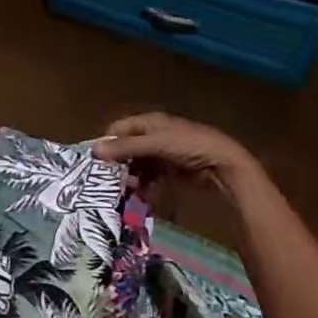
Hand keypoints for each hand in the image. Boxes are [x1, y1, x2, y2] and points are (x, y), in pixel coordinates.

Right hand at [92, 113, 260, 196]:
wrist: (223, 164)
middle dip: (119, 164)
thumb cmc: (189, 146)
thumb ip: (126, 147)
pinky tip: (143, 195)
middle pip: (127, 148)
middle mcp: (154, 134)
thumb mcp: (156, 144)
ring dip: (131, 177)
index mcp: (150, 122)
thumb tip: (94, 149)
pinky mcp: (170, 169)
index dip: (107, 143)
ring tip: (128, 191)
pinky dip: (145, 184)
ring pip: (138, 165)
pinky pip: (150, 176)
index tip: (97, 164)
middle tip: (110, 182)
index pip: (119, 129)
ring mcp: (162, 152)